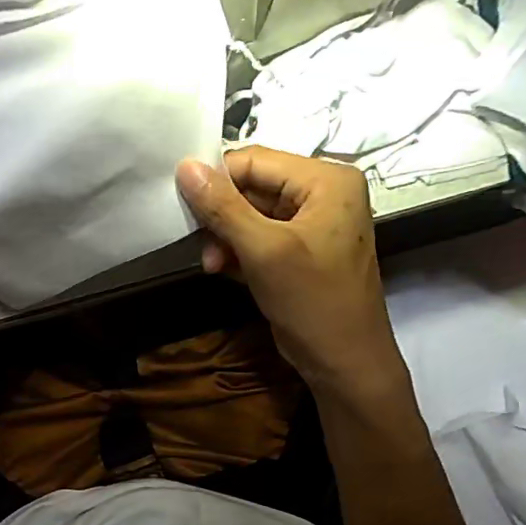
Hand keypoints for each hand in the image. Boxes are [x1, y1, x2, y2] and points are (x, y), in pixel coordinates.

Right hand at [176, 146, 402, 394]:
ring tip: (210, 263)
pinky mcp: (300, 252)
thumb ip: (223, 207)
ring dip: (226, 237)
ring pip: (252, 214)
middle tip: (196, 241)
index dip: (215, 178)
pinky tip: (220, 268)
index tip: (180, 200)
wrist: (345, 363)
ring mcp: (312, 224)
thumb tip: (184, 166)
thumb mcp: (264, 250)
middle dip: (222, 215)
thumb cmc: (312, 301)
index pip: (256, 161)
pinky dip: (238, 251)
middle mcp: (323, 194)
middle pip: (253, 186)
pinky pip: (260, 237)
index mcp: (327, 180)